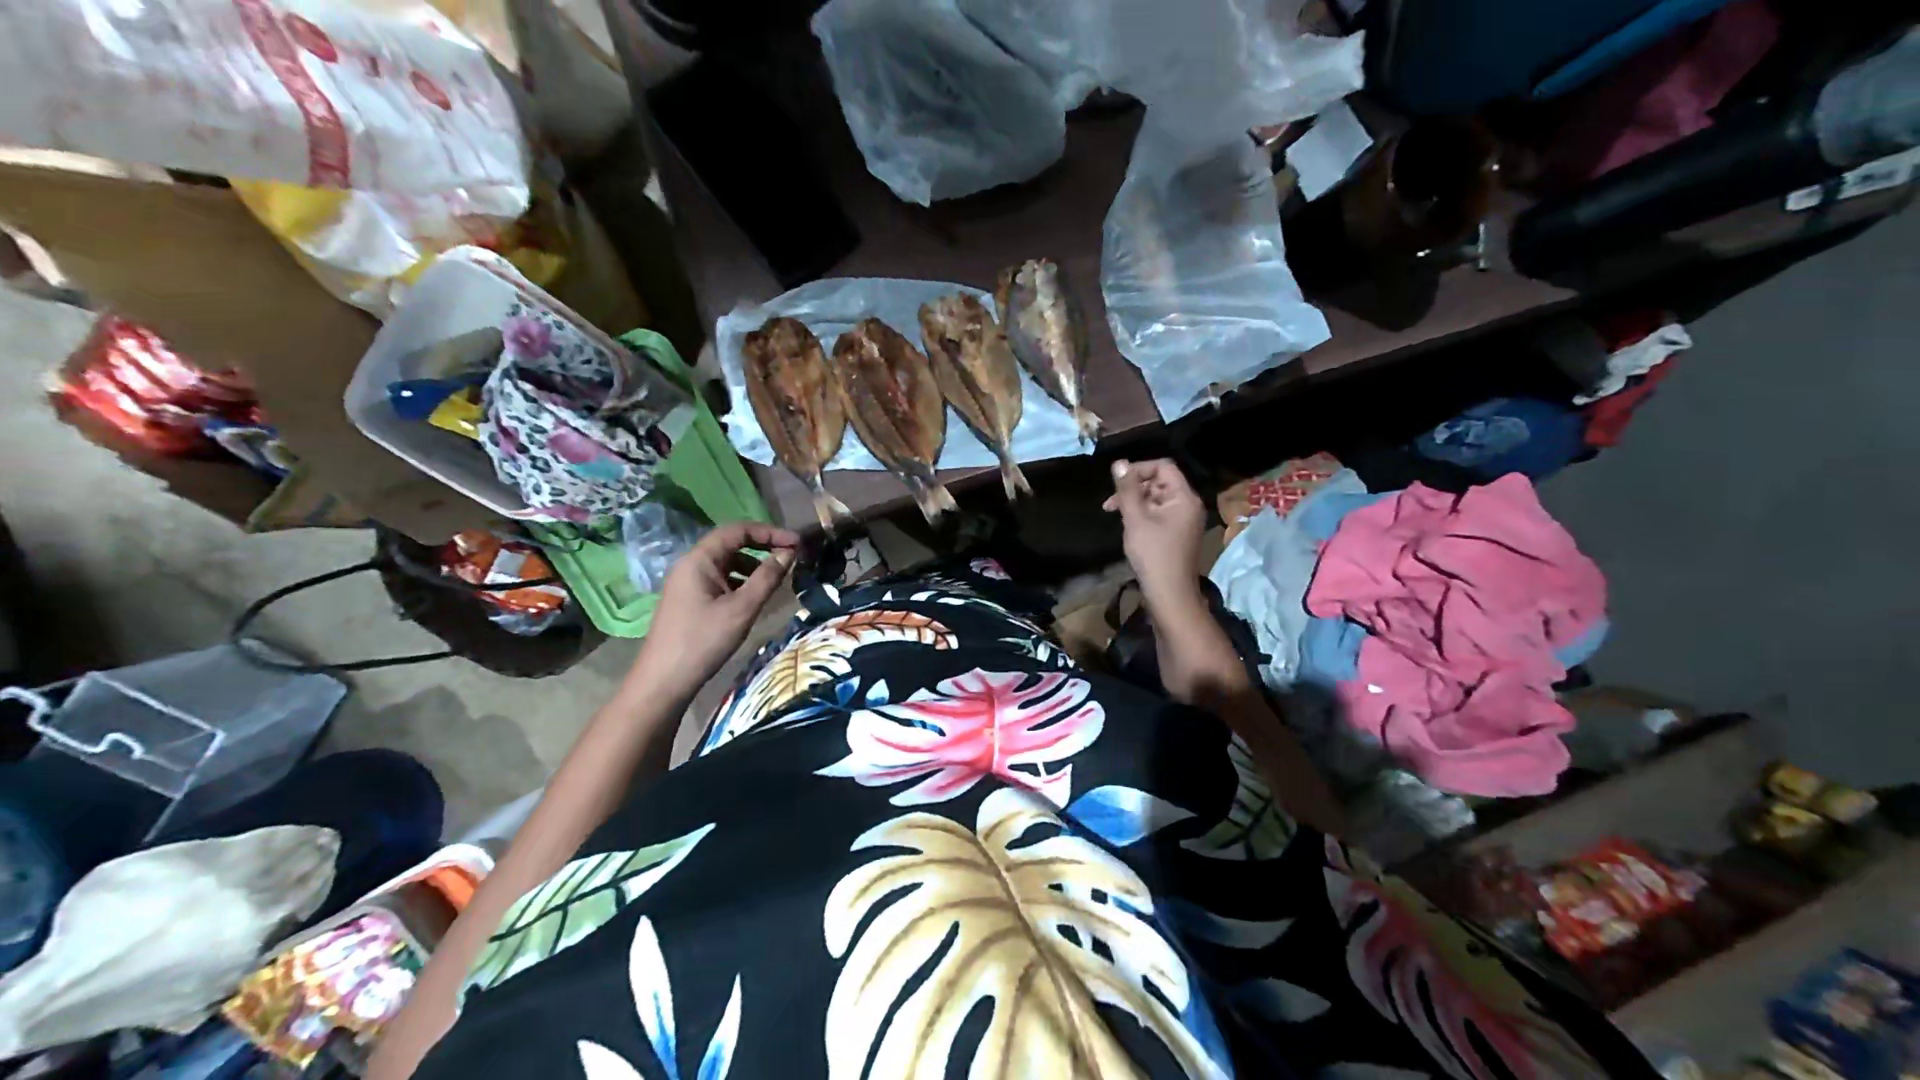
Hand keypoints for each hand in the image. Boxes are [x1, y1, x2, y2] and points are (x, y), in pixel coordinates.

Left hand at [634, 521, 799, 699]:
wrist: (664, 680)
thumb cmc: (704, 640)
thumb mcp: (742, 608)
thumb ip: (767, 577)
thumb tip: (789, 553)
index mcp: (699, 560)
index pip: (738, 530)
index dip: (770, 532)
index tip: (797, 543)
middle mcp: (691, 564)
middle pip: (731, 544)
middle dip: (763, 547)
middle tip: (791, 558)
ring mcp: (688, 583)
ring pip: (726, 563)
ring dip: (753, 566)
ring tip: (776, 580)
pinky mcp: (689, 600)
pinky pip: (719, 580)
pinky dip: (740, 582)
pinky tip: (754, 598)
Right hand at [1103, 459, 1207, 612]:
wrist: (1169, 593)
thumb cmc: (1153, 553)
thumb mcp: (1136, 518)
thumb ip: (1127, 489)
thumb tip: (1119, 463)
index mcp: (1184, 497)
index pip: (1163, 467)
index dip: (1139, 469)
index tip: (1117, 482)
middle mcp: (1188, 504)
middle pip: (1160, 482)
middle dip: (1133, 487)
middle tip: (1110, 503)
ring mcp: (1184, 520)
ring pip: (1156, 498)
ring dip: (1134, 501)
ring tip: (1113, 513)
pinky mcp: (1177, 533)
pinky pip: (1159, 513)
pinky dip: (1142, 514)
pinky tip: (1127, 525)